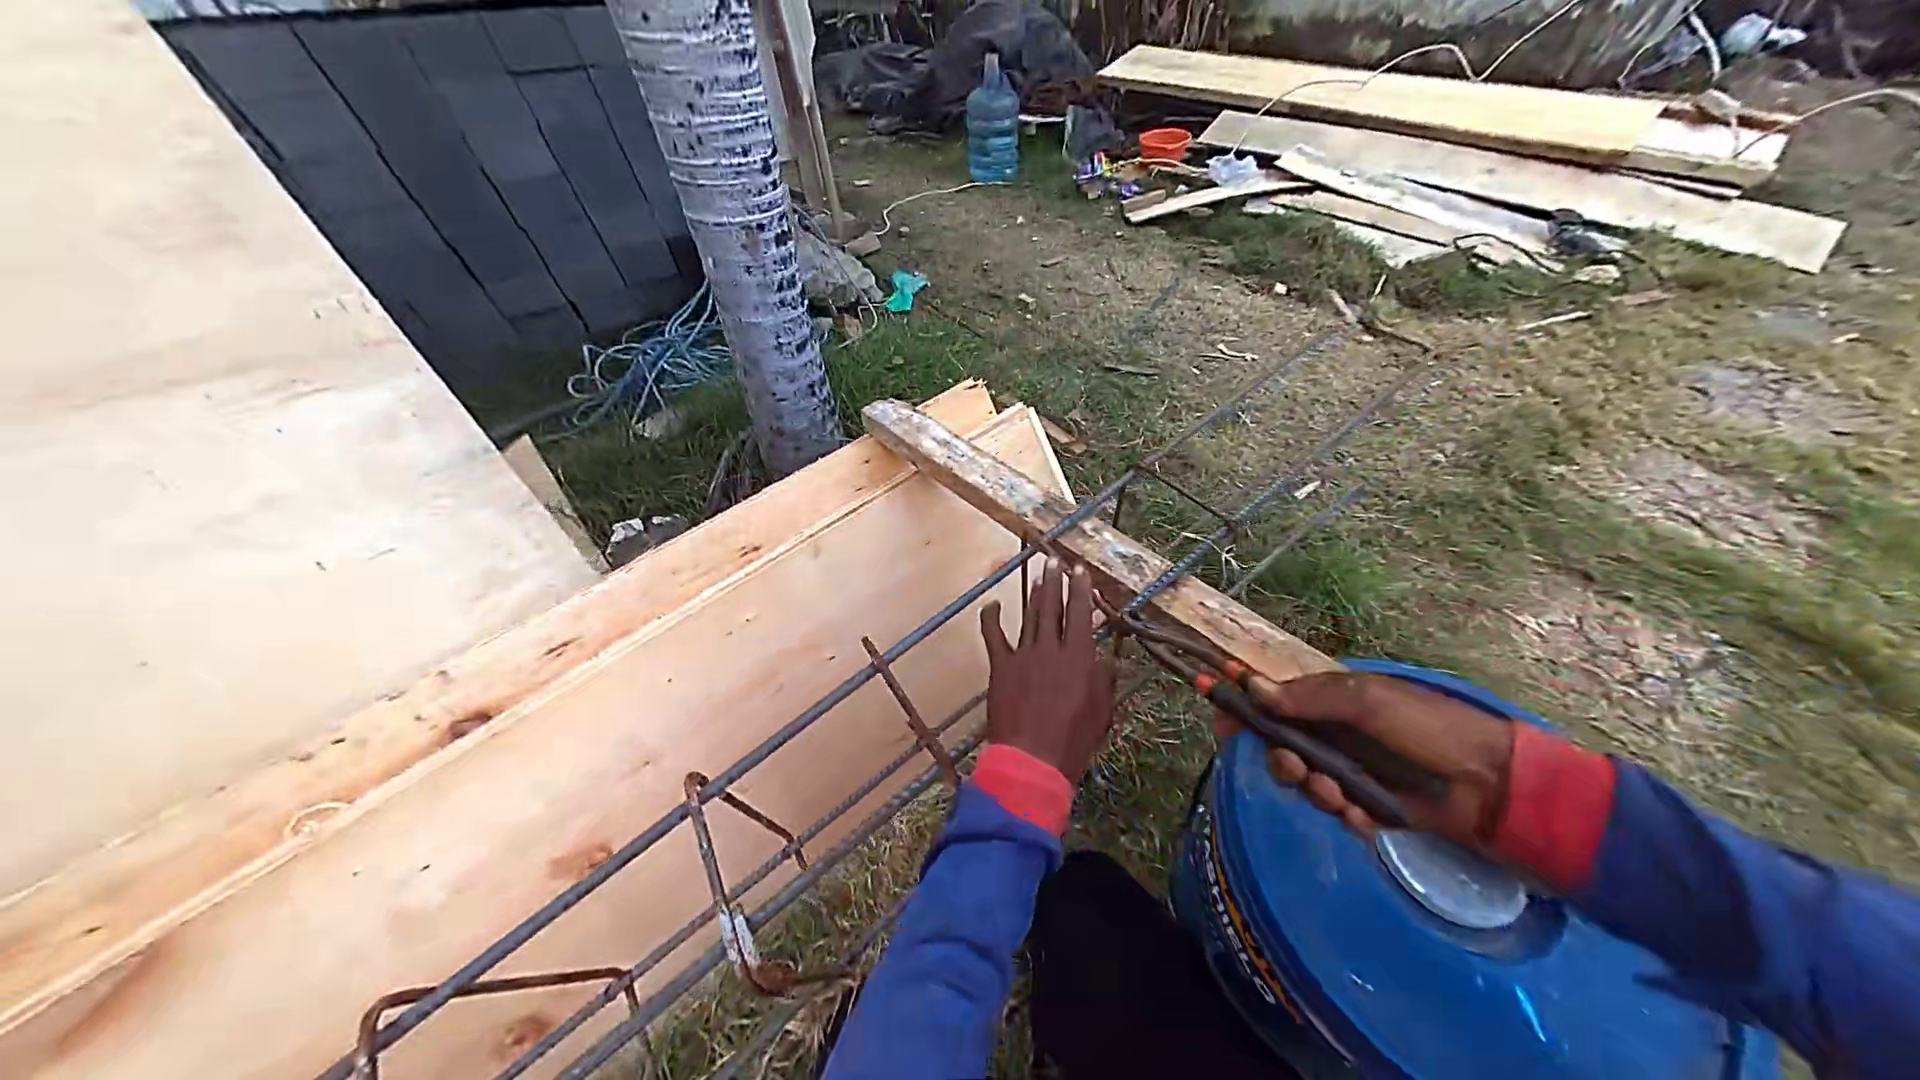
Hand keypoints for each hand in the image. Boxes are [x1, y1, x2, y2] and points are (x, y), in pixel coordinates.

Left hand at [979, 559, 1114, 784]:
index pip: (1081, 615)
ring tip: (1038, 574)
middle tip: (1054, 561)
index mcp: (1079, 658)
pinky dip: (991, 619)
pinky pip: (993, 637)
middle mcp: (1051, 649)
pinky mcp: (1000, 667)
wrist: (1031, 760)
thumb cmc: (1072, 741)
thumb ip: (1103, 682)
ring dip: (1034, 594)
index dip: (1080, 590)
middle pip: (1053, 608)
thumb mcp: (1100, 713)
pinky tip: (992, 604)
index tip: (1079, 571)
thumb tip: (1108, 660)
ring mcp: (1023, 656)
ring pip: (1029, 616)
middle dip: (1055, 581)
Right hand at [1230, 672, 1514, 845]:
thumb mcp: (1365, 700)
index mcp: (1326, 701)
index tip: (1219, 720)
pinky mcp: (1364, 805)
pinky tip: (1365, 816)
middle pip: (1277, 747)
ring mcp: (1345, 769)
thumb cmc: (1425, 726)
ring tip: (1340, 796)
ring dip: (1314, 789)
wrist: (1492, 783)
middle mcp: (1329, 734)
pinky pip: (1335, 810)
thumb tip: (1252, 689)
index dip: (1241, 708)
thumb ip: (1307, 697)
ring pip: (1303, 781)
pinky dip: (1345, 815)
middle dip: (1281, 760)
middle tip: (1295, 768)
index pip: (1270, 701)